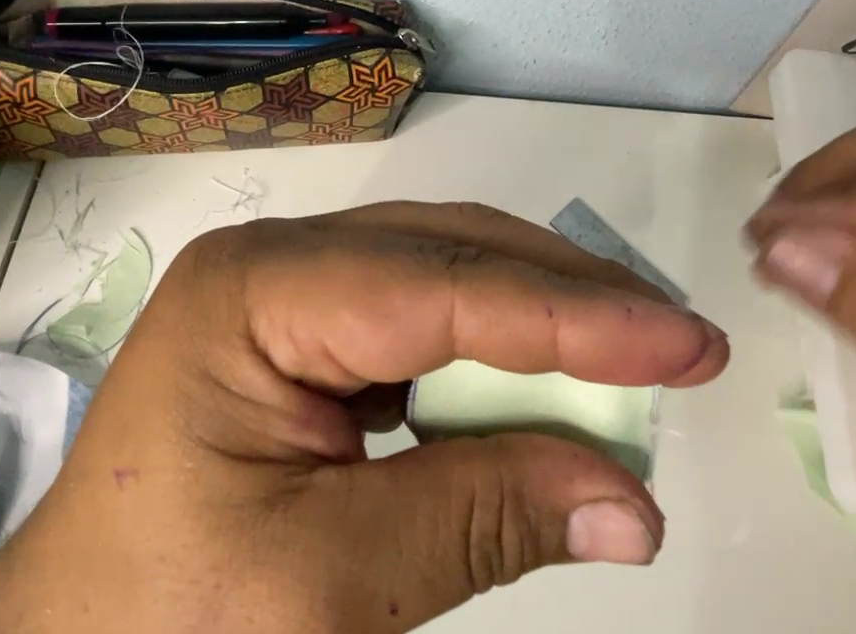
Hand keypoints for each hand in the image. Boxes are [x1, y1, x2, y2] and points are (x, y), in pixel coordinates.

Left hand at [0, 203, 727, 632]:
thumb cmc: (168, 613)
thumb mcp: (326, 583)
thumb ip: (481, 520)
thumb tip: (633, 503)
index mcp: (256, 294)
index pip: (440, 286)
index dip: (572, 315)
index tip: (687, 343)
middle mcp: (275, 265)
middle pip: (448, 257)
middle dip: (567, 301)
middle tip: (677, 345)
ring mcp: (290, 293)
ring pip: (445, 275)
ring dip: (540, 320)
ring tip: (633, 359)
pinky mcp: (309, 336)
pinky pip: (423, 321)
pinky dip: (496, 353)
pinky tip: (546, 382)